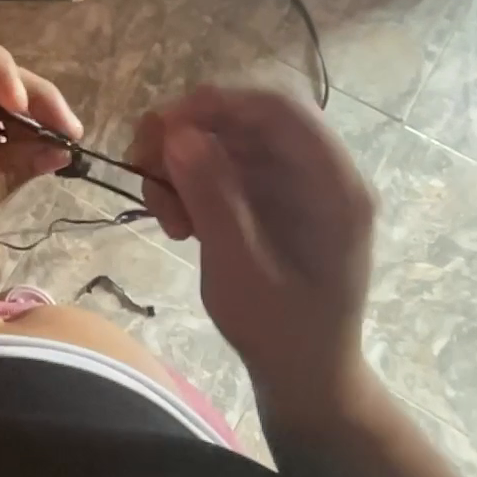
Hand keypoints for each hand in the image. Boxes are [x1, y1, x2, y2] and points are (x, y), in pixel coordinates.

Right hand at [130, 87, 376, 418]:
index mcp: (333, 186)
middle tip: (143, 169)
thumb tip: (178, 134)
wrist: (302, 372)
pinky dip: (182, 182)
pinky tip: (175, 220)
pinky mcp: (264, 194)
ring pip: (219, 137)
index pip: (279, 109)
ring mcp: (288, 182)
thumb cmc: (281, 329)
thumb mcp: (240, 269)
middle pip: (241, 116)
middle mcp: (314, 172)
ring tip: (163, 214)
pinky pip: (213, 163)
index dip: (216, 104)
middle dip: (184, 135)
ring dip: (176, 163)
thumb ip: (214, 199)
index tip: (159, 130)